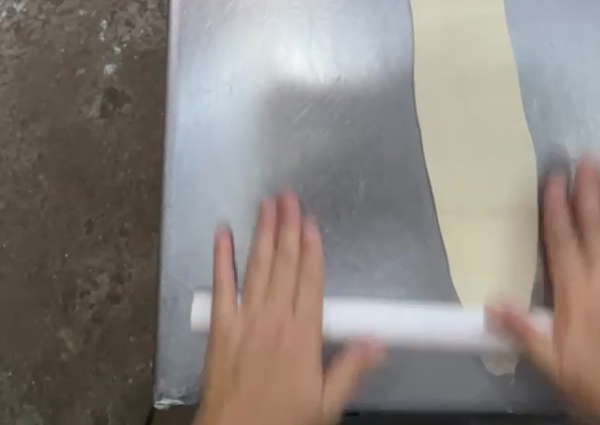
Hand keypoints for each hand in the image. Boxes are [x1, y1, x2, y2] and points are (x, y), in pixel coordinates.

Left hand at [197, 194, 384, 424]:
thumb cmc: (283, 422)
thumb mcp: (326, 406)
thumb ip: (350, 369)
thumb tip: (379, 341)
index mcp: (303, 336)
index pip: (311, 281)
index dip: (312, 249)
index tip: (312, 221)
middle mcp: (274, 319)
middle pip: (284, 265)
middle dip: (288, 228)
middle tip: (289, 197)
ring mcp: (245, 319)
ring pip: (257, 267)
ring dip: (262, 233)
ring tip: (267, 204)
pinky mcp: (220, 326)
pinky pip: (222, 285)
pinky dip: (221, 257)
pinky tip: (223, 232)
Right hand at [488, 159, 599, 422]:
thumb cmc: (592, 381)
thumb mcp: (550, 362)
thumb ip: (522, 328)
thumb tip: (491, 300)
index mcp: (576, 292)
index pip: (562, 240)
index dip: (556, 207)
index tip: (553, 176)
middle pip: (593, 227)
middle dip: (588, 190)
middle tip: (586, 156)